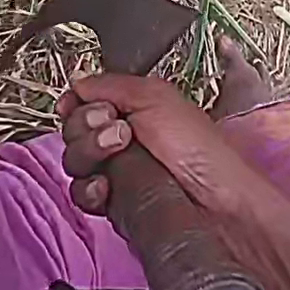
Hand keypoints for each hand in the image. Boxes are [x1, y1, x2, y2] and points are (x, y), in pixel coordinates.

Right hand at [58, 74, 276, 222]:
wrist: (217, 206)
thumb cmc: (198, 148)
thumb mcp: (155, 97)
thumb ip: (110, 84)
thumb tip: (76, 82)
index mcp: (130, 108)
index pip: (81, 101)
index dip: (76, 103)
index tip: (83, 105)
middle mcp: (118, 139)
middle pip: (72, 129)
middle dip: (87, 125)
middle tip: (120, 129)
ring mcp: (114, 173)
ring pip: (73, 161)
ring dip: (90, 153)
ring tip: (120, 153)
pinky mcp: (113, 205)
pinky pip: (81, 195)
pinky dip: (90, 189)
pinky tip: (108, 187)